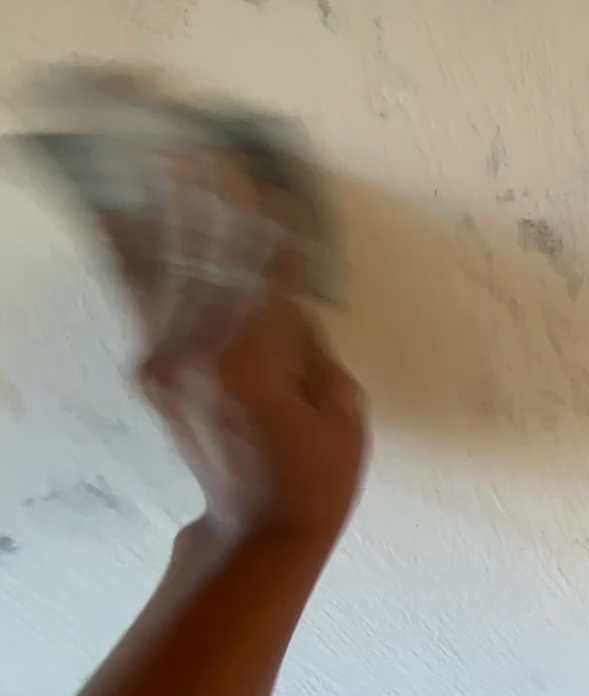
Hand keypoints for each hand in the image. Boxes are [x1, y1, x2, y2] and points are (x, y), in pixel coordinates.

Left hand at [93, 146, 366, 542]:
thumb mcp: (342, 412)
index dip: (269, 237)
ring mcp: (160, 363)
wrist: (260, 523)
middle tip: (200, 154)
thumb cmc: (317, 476)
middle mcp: (190, 359)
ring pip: (159, 276)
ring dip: (161, 219)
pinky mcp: (153, 370)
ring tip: (156, 167)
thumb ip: (311, 351)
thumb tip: (287, 307)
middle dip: (205, 210)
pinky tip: (123, 222)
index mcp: (248, 371)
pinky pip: (143, 301)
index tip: (272, 193)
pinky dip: (135, 257)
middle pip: (199, 268)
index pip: (259, 284)